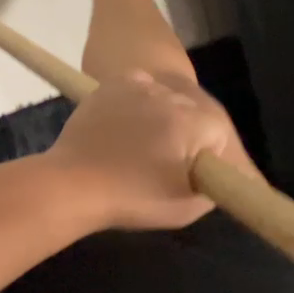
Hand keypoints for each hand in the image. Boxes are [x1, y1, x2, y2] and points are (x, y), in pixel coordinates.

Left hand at [44, 70, 254, 230]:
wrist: (73, 184)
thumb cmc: (132, 198)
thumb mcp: (187, 206)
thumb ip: (213, 187)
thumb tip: (215, 174)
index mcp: (190, 120)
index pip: (221, 132)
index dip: (217, 155)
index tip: (205, 174)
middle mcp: (166, 94)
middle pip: (196, 109)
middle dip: (196, 133)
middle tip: (184, 159)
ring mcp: (135, 86)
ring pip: (168, 96)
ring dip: (169, 115)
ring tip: (156, 142)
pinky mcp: (110, 86)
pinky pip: (140, 87)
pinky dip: (142, 101)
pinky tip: (134, 122)